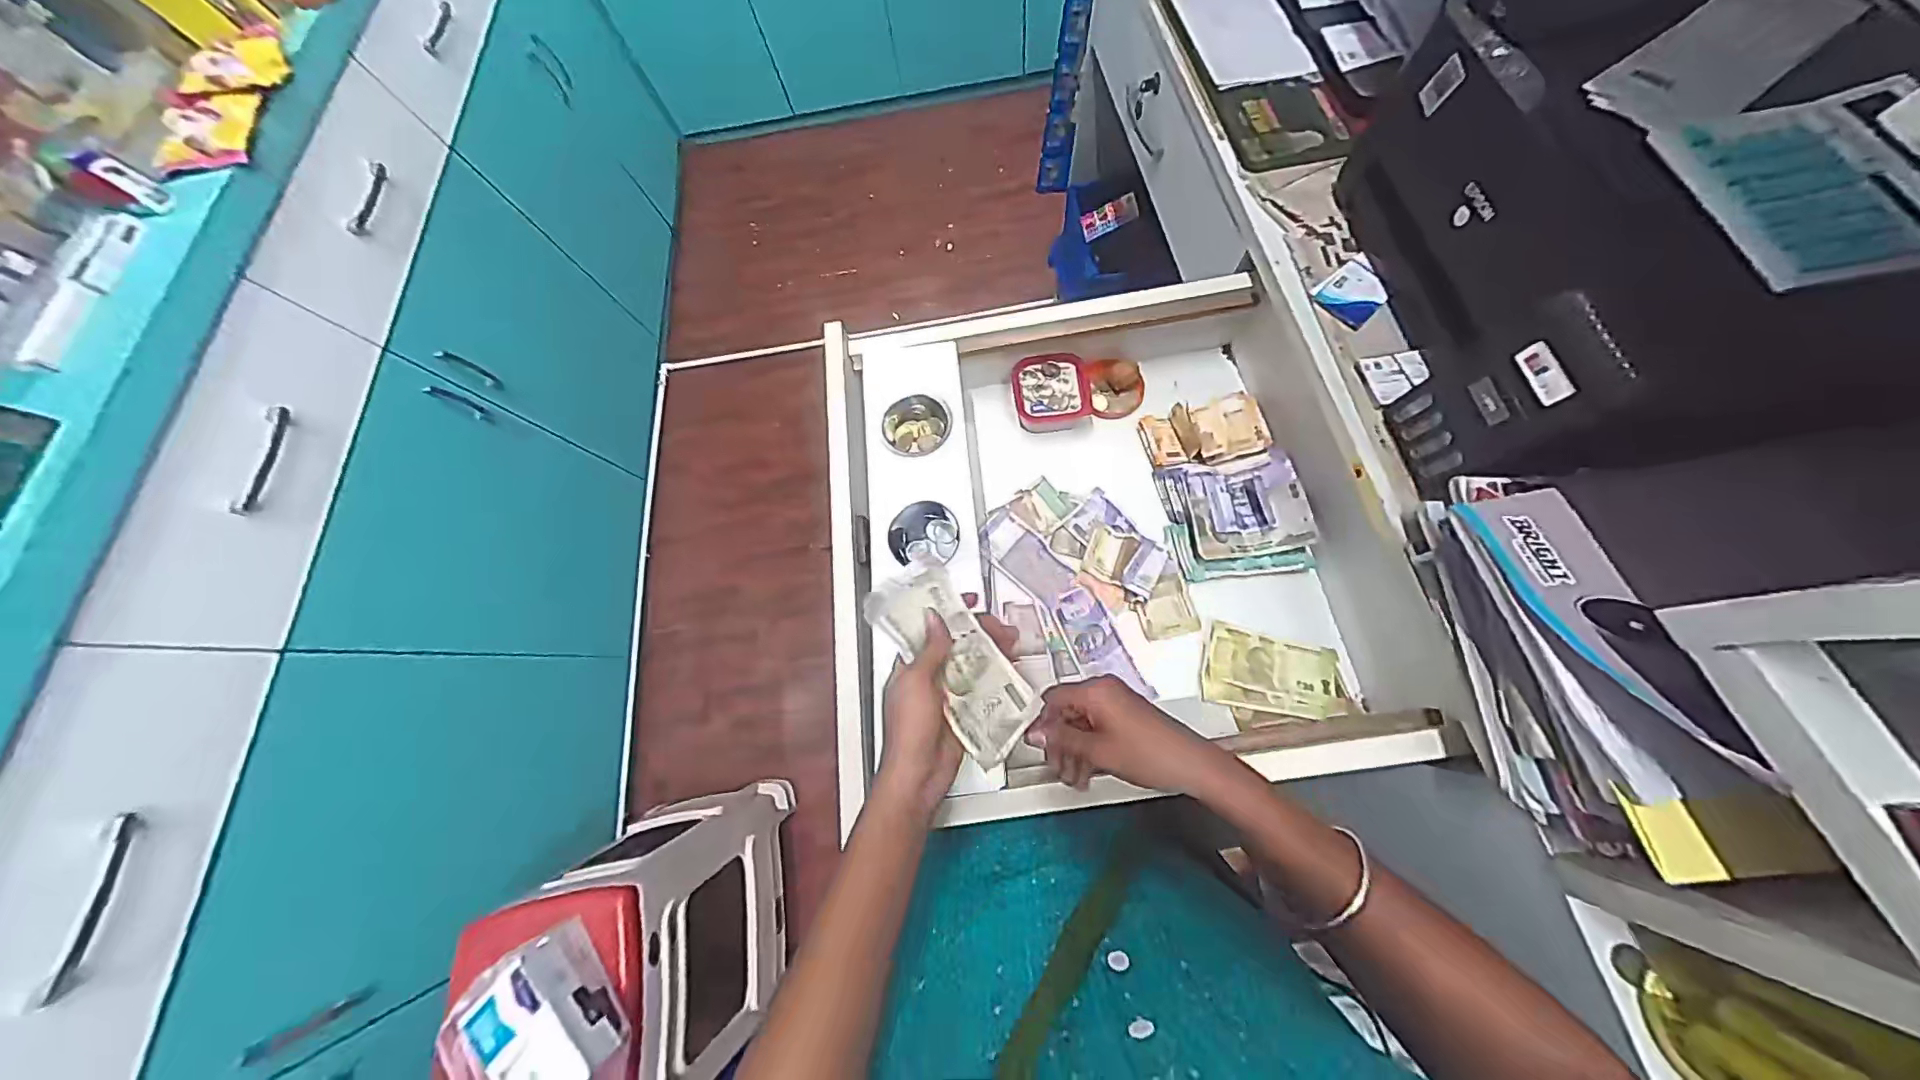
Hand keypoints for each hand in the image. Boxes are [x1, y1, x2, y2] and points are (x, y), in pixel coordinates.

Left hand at [875, 607, 1017, 818]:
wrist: (919, 775)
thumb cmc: (908, 731)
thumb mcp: (917, 682)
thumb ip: (930, 650)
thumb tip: (935, 619)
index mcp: (911, 666)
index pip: (931, 630)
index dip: (950, 613)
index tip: (969, 601)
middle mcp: (930, 677)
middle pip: (958, 646)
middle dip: (980, 633)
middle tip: (1001, 628)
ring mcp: (948, 694)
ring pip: (974, 665)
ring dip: (992, 652)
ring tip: (1011, 645)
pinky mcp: (964, 712)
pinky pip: (983, 690)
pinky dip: (997, 678)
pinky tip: (1011, 671)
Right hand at [1026, 676, 1227, 794]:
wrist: (1191, 765)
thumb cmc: (1151, 755)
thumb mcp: (1097, 751)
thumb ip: (1062, 739)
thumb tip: (1036, 732)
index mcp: (1095, 690)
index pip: (1052, 699)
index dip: (1042, 724)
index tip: (1039, 746)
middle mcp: (1104, 690)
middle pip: (1065, 712)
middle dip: (1059, 742)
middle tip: (1058, 767)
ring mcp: (1115, 702)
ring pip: (1080, 723)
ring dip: (1073, 749)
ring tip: (1076, 777)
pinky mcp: (1124, 715)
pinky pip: (1095, 726)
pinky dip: (1089, 747)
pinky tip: (1088, 771)